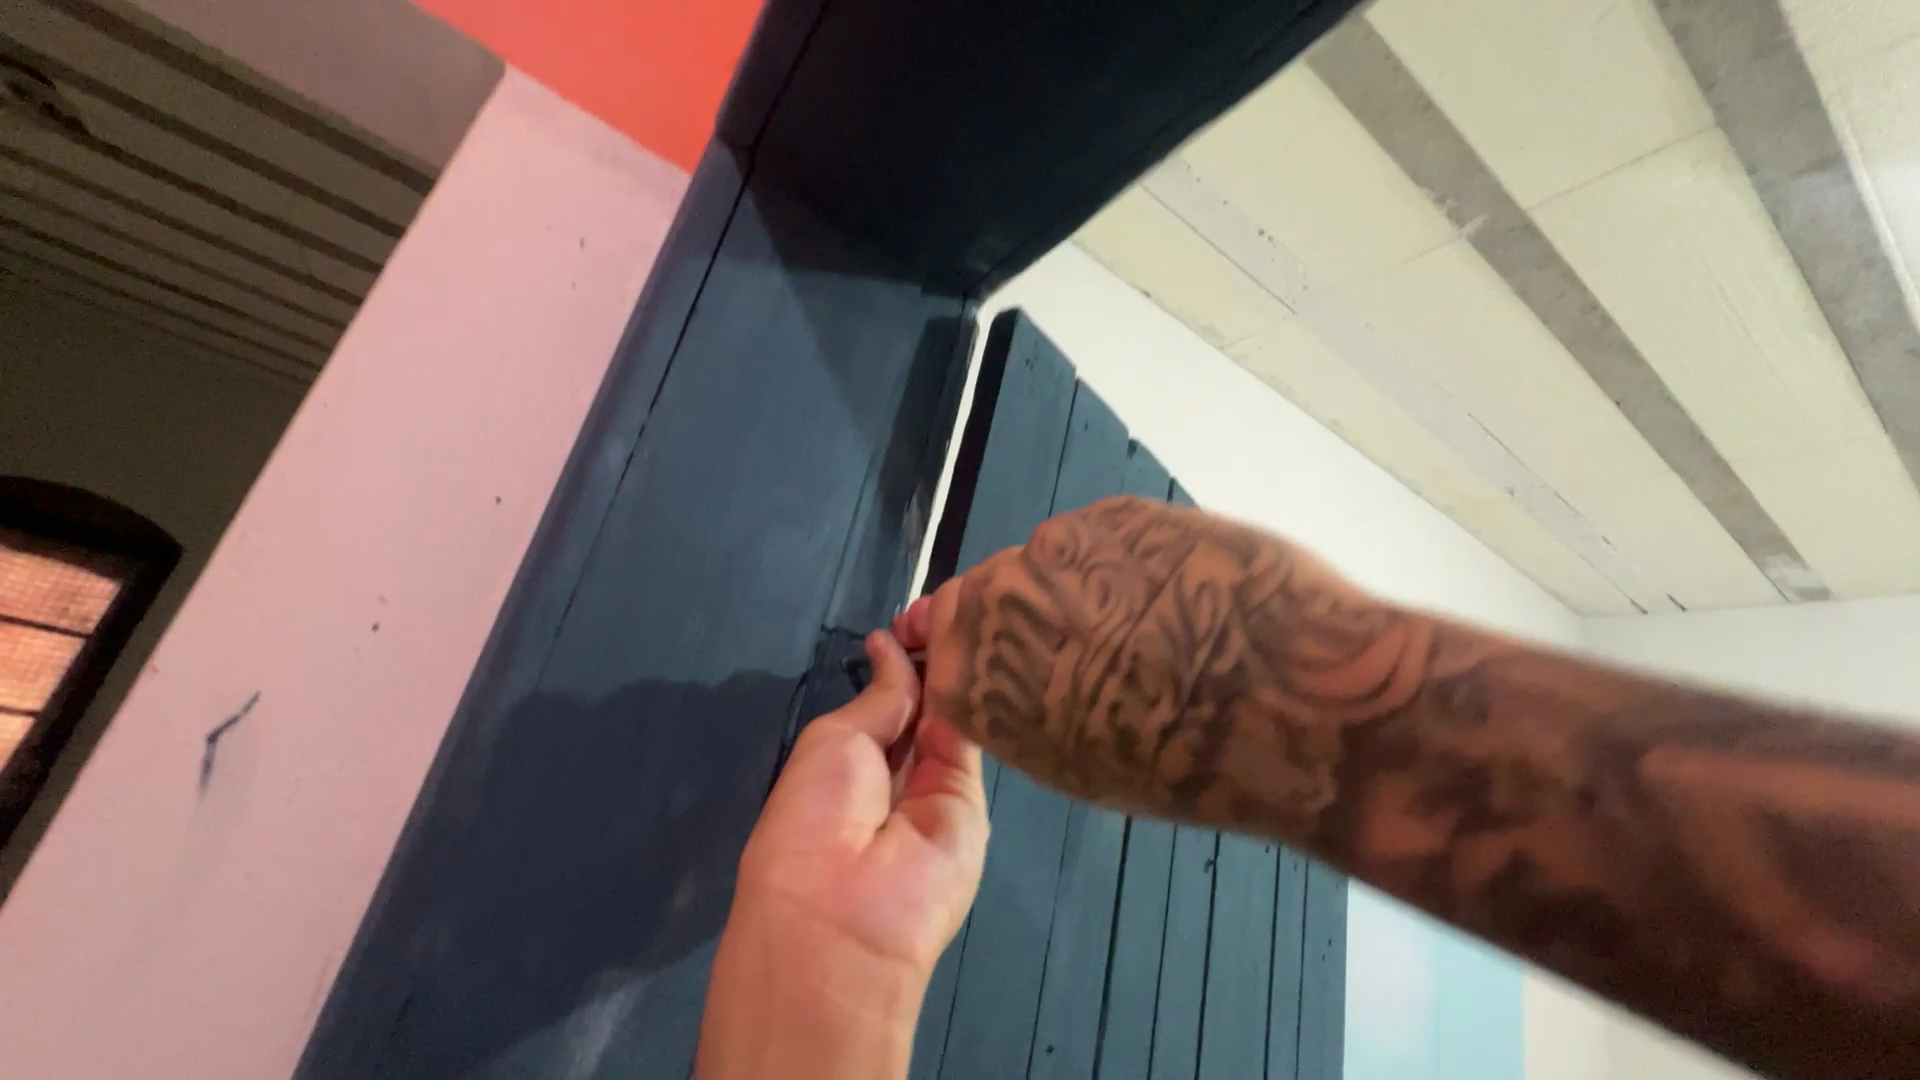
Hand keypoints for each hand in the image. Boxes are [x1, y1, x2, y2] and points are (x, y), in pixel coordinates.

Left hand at [698, 630, 988, 1079]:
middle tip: (948, 602)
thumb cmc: (815, 817)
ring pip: (950, 712)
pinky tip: (981, 649)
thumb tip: (891, 645)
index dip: (901, 655)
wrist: (847, 916)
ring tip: (967, 610)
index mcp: (852, 757)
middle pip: (923, 700)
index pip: (888, 695)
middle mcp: (897, 767)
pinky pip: (973, 736)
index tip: (917, 613)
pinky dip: (974, 693)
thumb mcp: (836, 740)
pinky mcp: (972, 797)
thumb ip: (882, 696)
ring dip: (954, 668)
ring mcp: (937, 782)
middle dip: (930, 654)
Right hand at [898, 495, 1395, 829]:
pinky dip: (1128, 560)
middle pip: (992, 588)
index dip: (981, 645)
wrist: (1292, 705)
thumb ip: (1019, 708)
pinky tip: (1179, 590)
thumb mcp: (1077, 764)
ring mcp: (1059, 545)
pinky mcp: (1118, 510)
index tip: (1014, 654)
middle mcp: (1000, 598)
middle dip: (1027, 610)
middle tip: (1089, 638)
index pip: (943, 638)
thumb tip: (1019, 674)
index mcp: (977, 673)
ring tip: (1150, 619)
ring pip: (1051, 559)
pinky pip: (1104, 536)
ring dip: (1082, 583)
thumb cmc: (1182, 764)